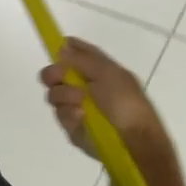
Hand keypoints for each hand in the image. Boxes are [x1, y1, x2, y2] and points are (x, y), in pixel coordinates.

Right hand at [39, 40, 164, 159]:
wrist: (131, 138)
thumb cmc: (125, 101)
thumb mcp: (107, 73)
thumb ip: (82, 59)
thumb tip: (60, 48)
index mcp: (99, 69)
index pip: (77, 52)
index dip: (65, 47)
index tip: (55, 46)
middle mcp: (84, 85)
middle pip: (55, 72)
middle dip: (54, 73)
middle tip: (60, 77)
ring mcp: (75, 105)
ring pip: (54, 93)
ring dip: (65, 94)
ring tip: (80, 102)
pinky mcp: (70, 124)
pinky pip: (59, 113)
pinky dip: (69, 113)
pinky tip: (81, 116)